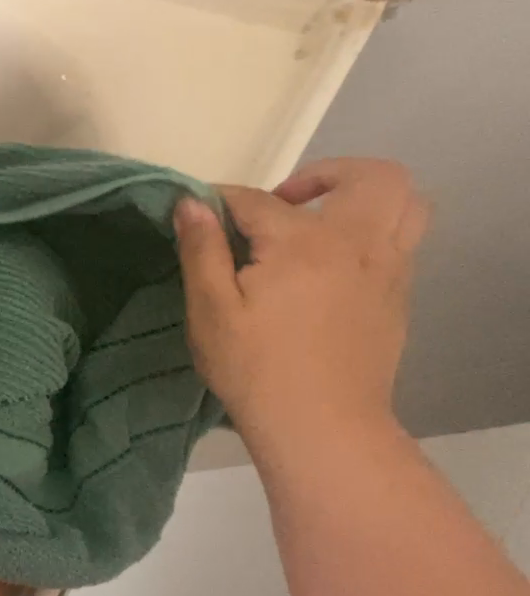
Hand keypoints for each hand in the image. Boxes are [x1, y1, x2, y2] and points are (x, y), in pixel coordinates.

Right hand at [174, 158, 429, 440]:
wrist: (320, 420)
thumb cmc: (252, 364)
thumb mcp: (209, 307)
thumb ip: (202, 248)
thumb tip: (190, 202)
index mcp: (305, 244)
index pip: (257, 200)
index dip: (218, 200)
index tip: (190, 212)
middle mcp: (360, 244)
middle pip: (372, 178)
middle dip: (322, 175)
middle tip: (280, 201)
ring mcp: (390, 269)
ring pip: (407, 203)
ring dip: (362, 197)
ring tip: (317, 221)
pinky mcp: (398, 294)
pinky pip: (402, 238)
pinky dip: (370, 230)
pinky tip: (326, 263)